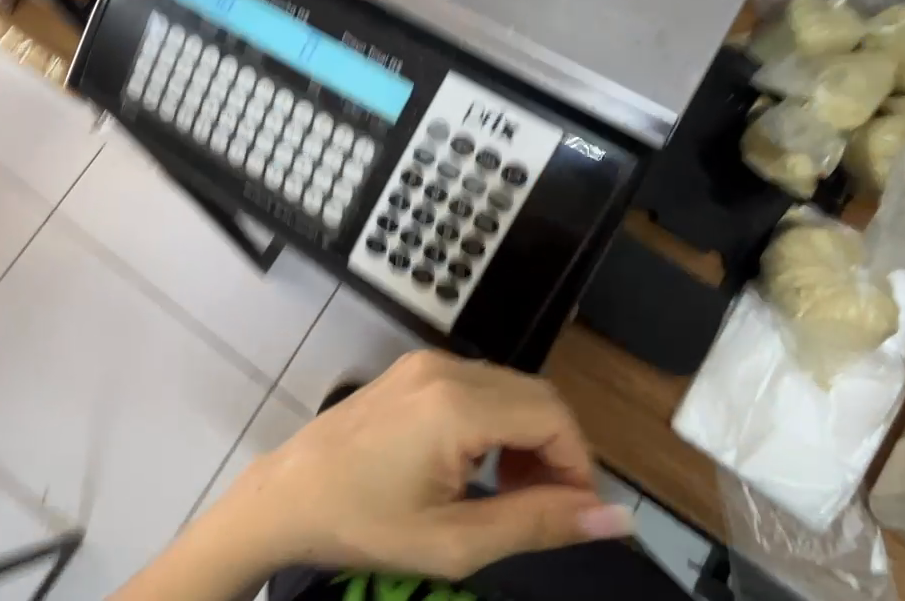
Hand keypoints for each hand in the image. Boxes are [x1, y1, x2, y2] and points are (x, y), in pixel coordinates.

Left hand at [217, 350, 632, 580]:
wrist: (288, 495)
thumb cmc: (365, 523)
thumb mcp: (457, 541)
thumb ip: (540, 523)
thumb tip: (617, 518)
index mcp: (456, 404)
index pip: (554, 417)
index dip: (580, 467)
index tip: (575, 516)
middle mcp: (444, 368)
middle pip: (535, 396)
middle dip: (556, 452)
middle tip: (544, 510)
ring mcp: (422, 364)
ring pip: (508, 389)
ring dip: (526, 438)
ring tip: (509, 495)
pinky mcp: (408, 370)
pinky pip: (475, 386)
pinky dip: (495, 423)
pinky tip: (477, 467)